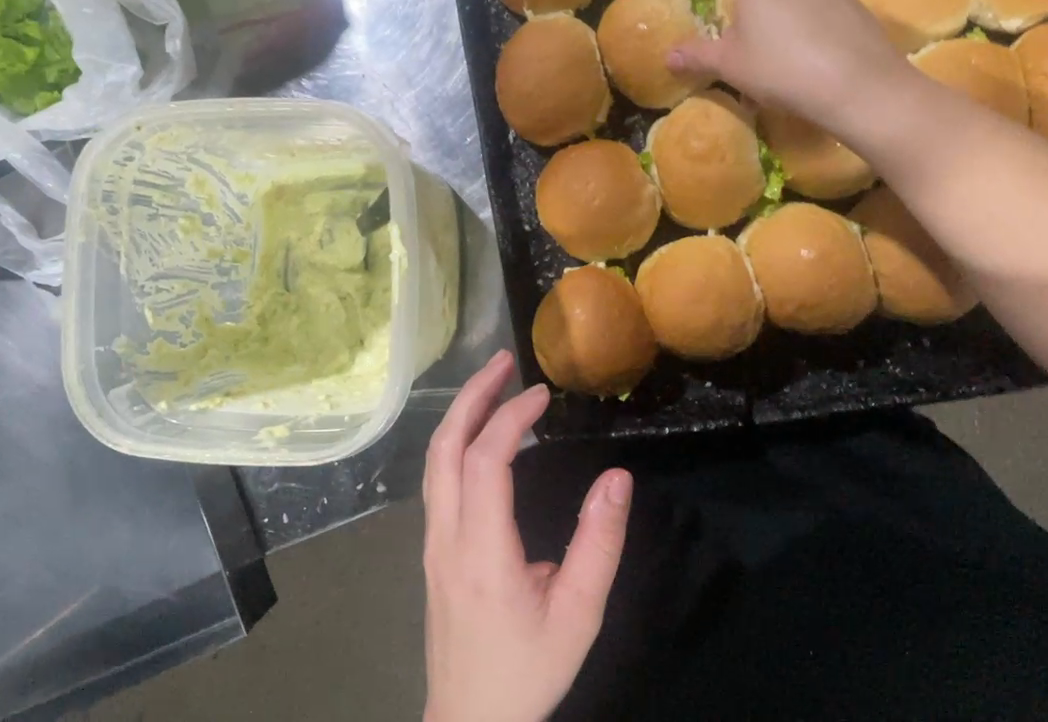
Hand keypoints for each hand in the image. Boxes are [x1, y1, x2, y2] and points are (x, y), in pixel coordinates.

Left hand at [422, 352, 632, 721]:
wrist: (470, 720)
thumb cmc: (527, 670)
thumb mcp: (578, 616)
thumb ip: (598, 545)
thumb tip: (617, 478)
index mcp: (481, 551)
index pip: (485, 461)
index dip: (509, 418)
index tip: (541, 395)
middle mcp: (445, 536)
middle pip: (444, 446)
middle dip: (471, 396)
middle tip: (503, 362)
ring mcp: (430, 542)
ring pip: (433, 461)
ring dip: (459, 414)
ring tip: (491, 385)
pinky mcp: (431, 549)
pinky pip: (436, 479)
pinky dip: (454, 441)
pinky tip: (477, 435)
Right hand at [669, 0, 912, 133]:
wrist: (860, 87)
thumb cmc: (782, 68)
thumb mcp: (731, 66)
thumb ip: (698, 56)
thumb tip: (669, 56)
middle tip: (747, 38)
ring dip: (784, 15)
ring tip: (779, 59)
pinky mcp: (857, 8)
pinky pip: (824, 10)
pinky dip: (811, 28)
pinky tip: (811, 65)